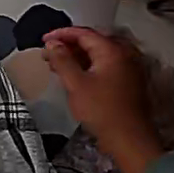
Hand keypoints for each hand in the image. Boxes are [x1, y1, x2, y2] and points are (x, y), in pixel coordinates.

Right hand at [42, 26, 161, 172]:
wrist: (129, 140)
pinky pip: (103, 66)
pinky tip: (73, 76)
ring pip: (97, 55)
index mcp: (112, 51)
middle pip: (91, 42)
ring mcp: (127, 69)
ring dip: (76, 57)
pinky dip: (86, 67)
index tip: (44, 40)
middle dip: (67, 45)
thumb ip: (62, 60)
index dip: (61, 34)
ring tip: (56, 65)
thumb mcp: (75, 83)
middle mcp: (123, 56)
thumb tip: (53, 44)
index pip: (83, 33)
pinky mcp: (126, 82)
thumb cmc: (102, 111)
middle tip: (48, 53)